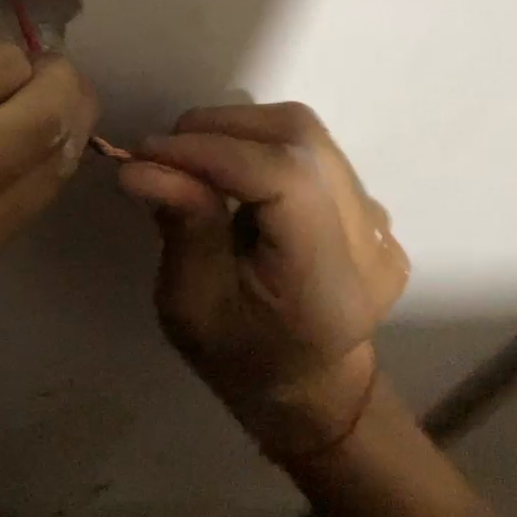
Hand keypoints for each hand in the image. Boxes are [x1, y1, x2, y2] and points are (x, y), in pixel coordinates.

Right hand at [118, 103, 408, 456]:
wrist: (308, 386)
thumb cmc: (239, 357)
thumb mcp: (189, 306)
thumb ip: (182, 228)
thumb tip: (141, 165)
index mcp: (327, 281)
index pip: (284, 179)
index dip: (210, 152)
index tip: (145, 154)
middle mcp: (368, 241)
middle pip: (296, 138)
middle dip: (217, 130)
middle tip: (161, 156)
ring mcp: (374, 219)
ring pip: (301, 131)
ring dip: (232, 132)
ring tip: (189, 163)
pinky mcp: (363, 204)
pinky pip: (305, 148)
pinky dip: (254, 144)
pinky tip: (228, 178)